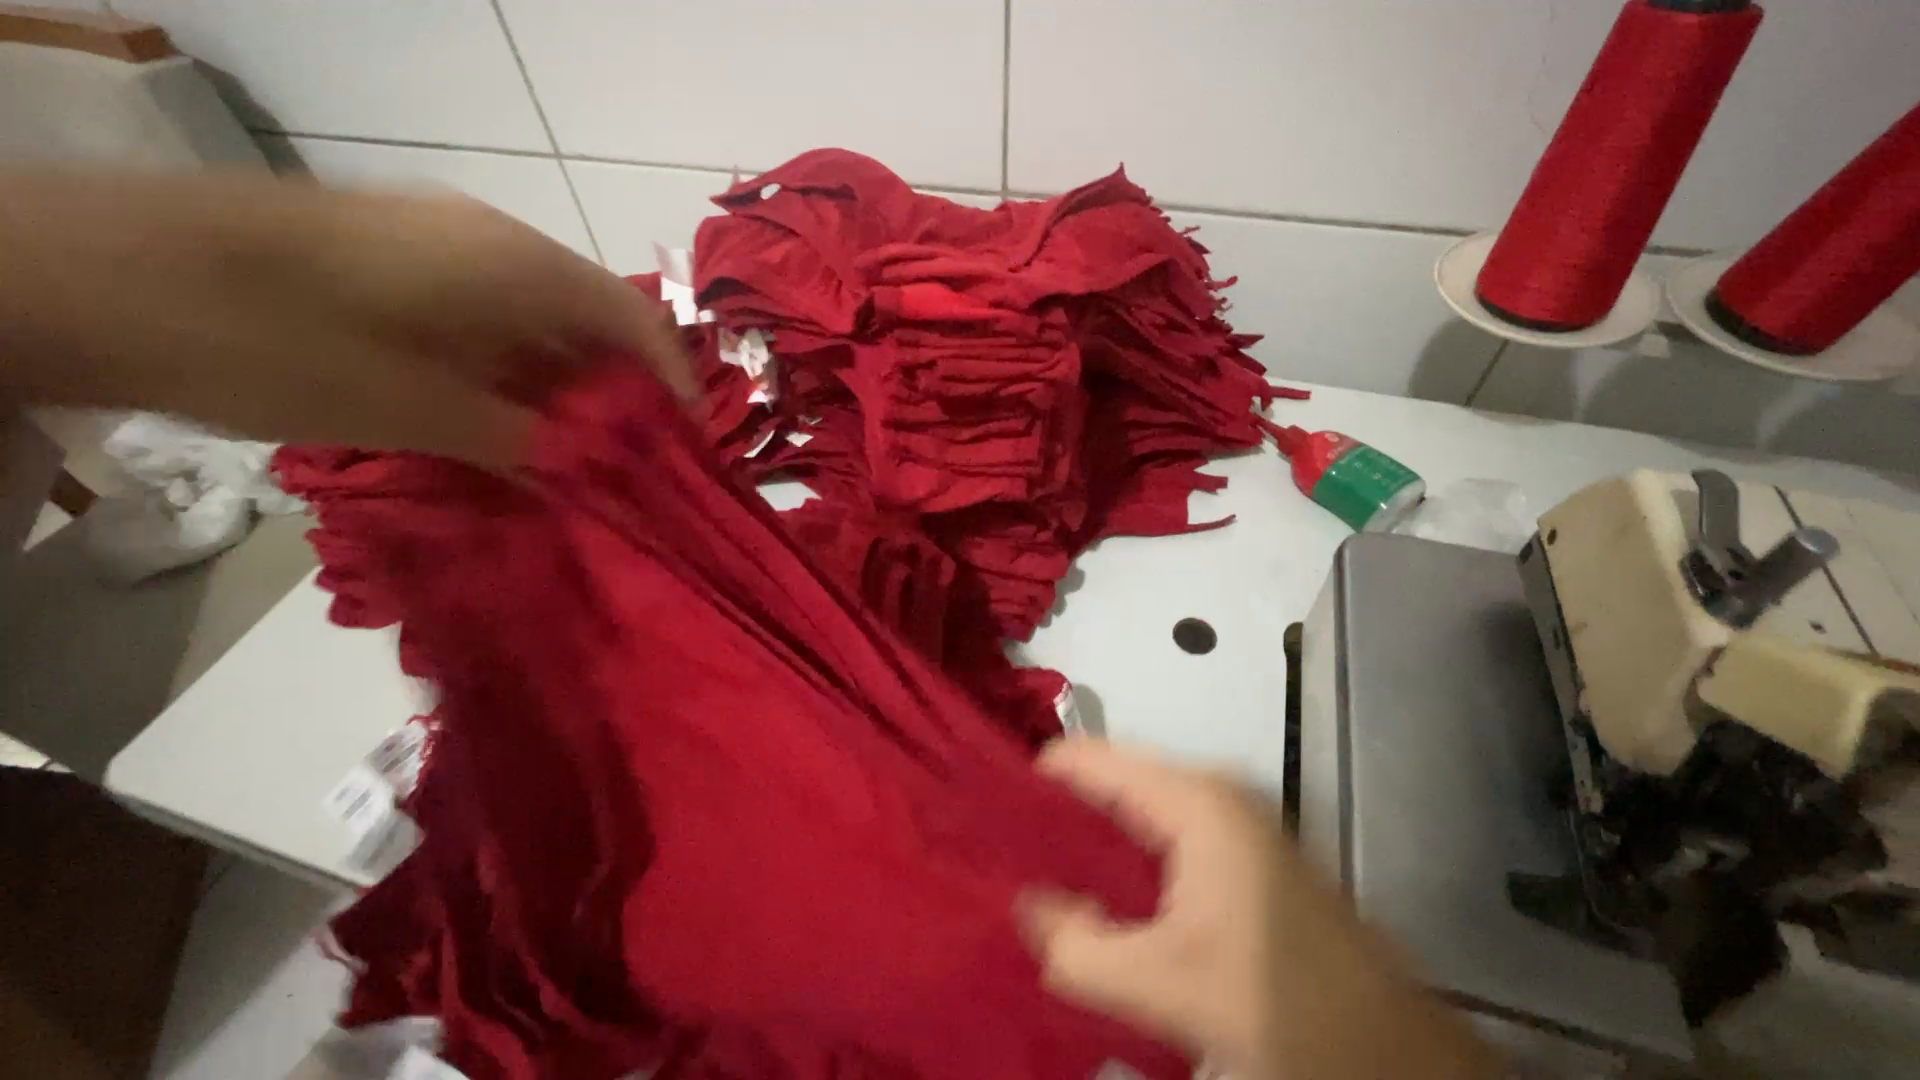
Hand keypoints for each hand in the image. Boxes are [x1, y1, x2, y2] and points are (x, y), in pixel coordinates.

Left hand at [0, 171, 690, 466]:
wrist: (107, 273)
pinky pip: (491, 316)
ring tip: (577, 454)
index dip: (673, 381)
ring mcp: (442, 244)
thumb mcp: (415, 413)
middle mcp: (494, 243)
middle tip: (632, 462)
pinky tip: (508, 421)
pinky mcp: (401, 260)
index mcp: (516, 267)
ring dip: (565, 385)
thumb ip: (519, 442)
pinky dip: (514, 370)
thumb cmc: (279, 344)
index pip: (635, 320)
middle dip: (620, 392)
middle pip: (593, 320)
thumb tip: (586, 472)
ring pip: (540, 320)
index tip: (690, 443)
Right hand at [1019, 738, 1493, 1079]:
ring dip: (1088, 845)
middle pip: (1110, 784)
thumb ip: (1076, 946)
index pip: (1088, 760)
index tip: (980, 812)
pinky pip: (1163, 841)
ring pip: (1136, 815)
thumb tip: (1022, 906)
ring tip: (1034, 879)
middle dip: (1055, 819)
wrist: (1389, 1050)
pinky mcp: (1245, 859)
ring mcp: (1234, 824)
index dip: (1032, 781)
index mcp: (1193, 800)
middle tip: (998, 856)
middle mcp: (1213, 794)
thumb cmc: (1275, 999)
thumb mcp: (1162, 983)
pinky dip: (1125, 864)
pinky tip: (1098, 904)